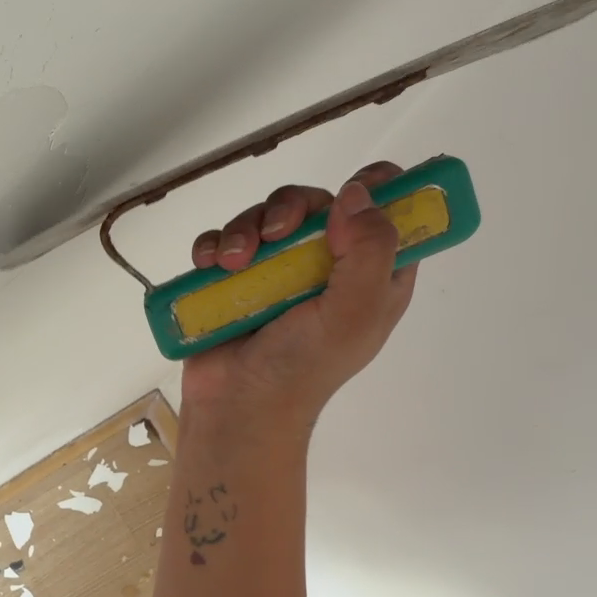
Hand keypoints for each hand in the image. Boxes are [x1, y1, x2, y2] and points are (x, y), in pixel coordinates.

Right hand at [179, 161, 418, 430]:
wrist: (235, 406)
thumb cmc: (302, 368)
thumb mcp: (356, 310)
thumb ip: (369, 248)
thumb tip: (355, 192)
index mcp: (369, 275)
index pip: (388, 212)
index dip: (377, 189)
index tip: (352, 190)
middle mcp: (323, 268)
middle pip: (316, 204)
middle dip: (290, 208)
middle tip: (275, 234)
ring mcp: (272, 275)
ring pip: (264, 219)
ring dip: (243, 230)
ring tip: (231, 263)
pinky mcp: (228, 285)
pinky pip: (221, 245)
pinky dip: (212, 246)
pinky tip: (208, 263)